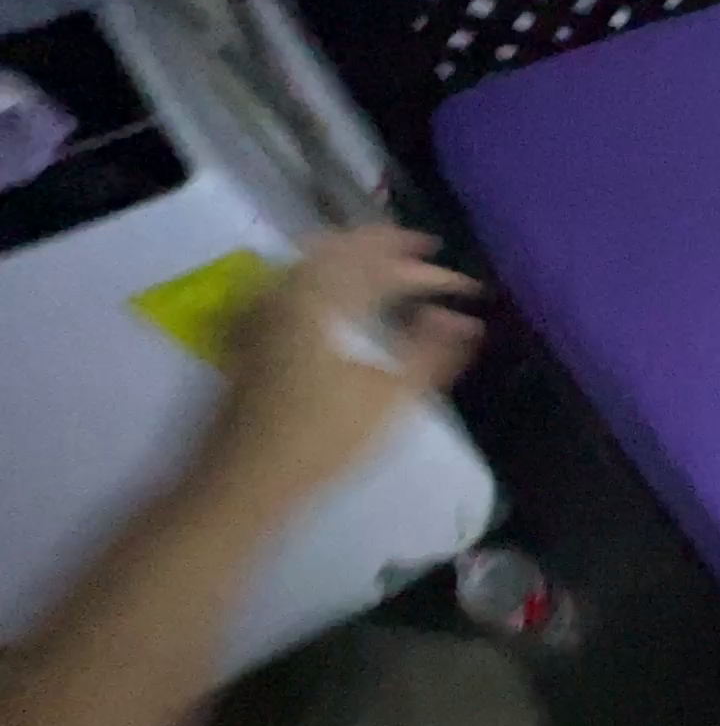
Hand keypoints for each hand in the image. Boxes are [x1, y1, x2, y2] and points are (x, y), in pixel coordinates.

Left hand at [193, 226, 482, 505]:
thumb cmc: (327, 436)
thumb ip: (434, 351)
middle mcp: (284, 295)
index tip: (467, 284)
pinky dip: (326, 277)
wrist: (245, 478)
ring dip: (353, 257)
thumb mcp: (393, 394)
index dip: (430, 271)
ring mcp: (260, 313)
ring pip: (310, 264)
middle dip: (385, 247)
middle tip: (424, 251)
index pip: (383, 267)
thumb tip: (466, 321)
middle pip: (338, 250)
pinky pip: (293, 284)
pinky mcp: (250, 334)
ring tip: (388, 265)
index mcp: (321, 304)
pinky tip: (342, 295)